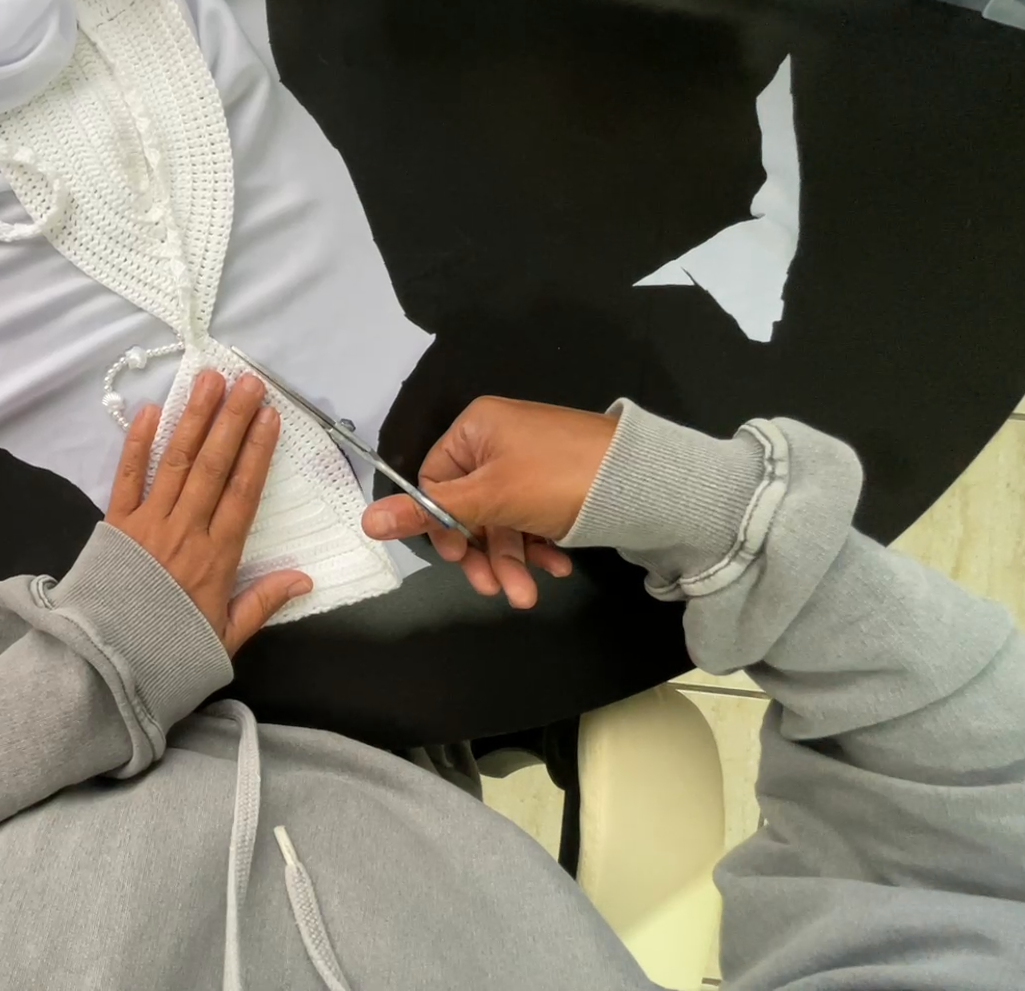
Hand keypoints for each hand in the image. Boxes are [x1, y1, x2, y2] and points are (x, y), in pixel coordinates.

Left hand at [107, 370, 313, 654]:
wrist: (107, 663)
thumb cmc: (170, 648)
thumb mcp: (226, 636)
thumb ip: (263, 603)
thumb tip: (304, 577)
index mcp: (216, 556)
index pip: (243, 492)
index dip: (257, 451)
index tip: (270, 416)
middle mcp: (184, 530)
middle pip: (213, 466)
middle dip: (231, 419)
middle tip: (246, 380)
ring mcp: (148, 523)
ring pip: (176, 462)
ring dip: (192, 418)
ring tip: (207, 380)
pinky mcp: (115, 523)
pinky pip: (126, 477)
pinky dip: (136, 444)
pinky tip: (148, 410)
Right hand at [362, 396, 616, 608]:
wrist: (659, 484)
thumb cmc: (558, 480)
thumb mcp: (487, 499)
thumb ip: (425, 512)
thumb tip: (365, 521)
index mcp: (475, 428)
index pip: (434, 480)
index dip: (441, 524)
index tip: (457, 558)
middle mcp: (499, 439)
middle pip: (468, 505)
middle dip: (481, 552)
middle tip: (494, 588)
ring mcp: (531, 460)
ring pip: (501, 517)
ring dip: (510, 559)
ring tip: (527, 595)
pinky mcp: (559, 480)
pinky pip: (531, 516)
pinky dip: (537, 546)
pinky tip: (554, 570)